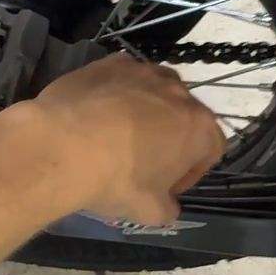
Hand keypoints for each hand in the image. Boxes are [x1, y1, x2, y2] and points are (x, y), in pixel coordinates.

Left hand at [21, 54, 224, 224]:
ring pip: (153, 92)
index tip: (168, 186)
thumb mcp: (149, 211)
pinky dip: (115, 94)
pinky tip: (94, 115)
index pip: (212, 148)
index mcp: (198, 127)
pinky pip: (121, 79)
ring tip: (116, 136)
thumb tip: (168, 206)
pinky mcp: (108, 63)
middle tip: (143, 163)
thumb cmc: (116, 180)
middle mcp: (177, 92)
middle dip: (169, 138)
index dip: (192, 171)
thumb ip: (168, 209)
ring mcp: (142, 72)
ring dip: (144, 112)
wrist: (62, 145)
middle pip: (183, 116)